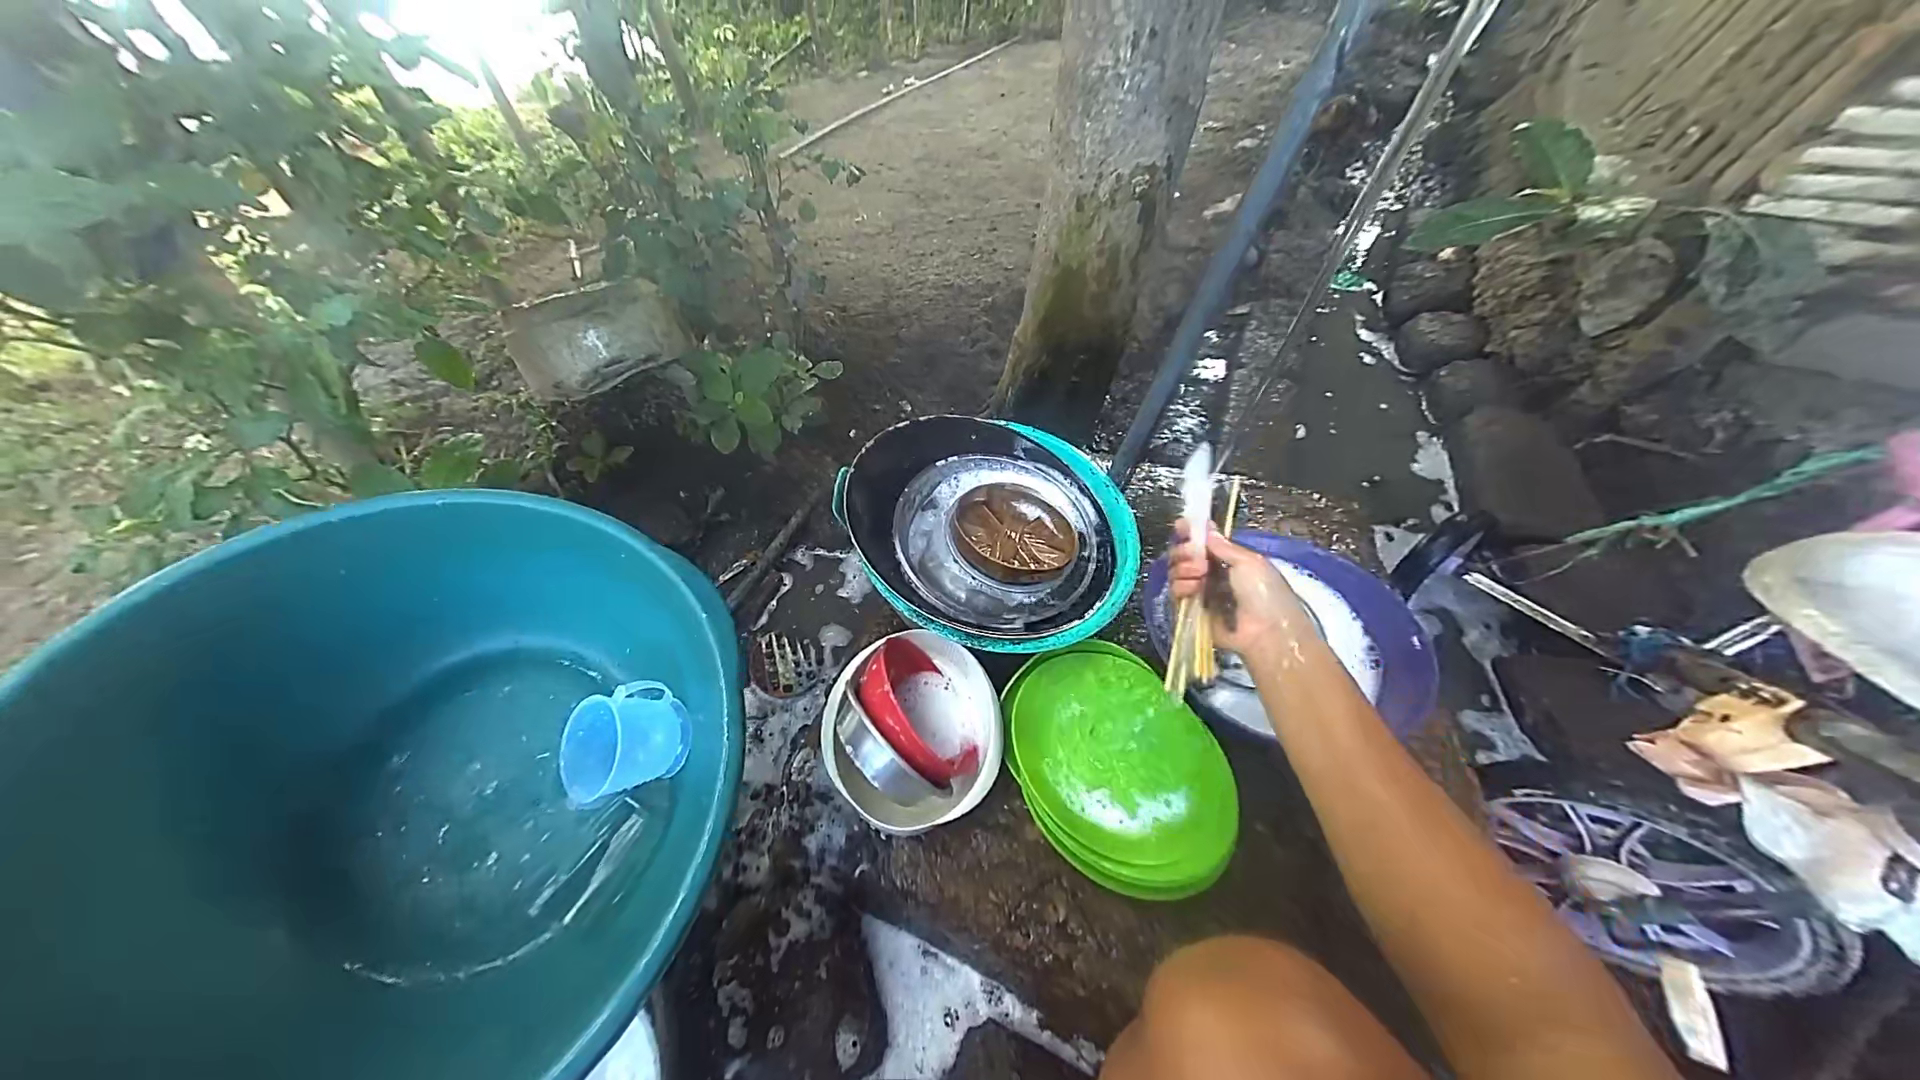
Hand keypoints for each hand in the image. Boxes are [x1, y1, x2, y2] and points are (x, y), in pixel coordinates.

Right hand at [1168, 523, 1315, 663]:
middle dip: (1185, 551)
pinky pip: (1175, 593)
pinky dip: (1181, 586)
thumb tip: (1207, 529)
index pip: (1202, 542)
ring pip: (1175, 572)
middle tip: (1198, 559)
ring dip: (1183, 568)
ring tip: (1200, 575)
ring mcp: (1199, 592)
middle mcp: (1209, 574)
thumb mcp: (1250, 562)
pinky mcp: (1190, 611)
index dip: (1189, 532)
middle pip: (1182, 555)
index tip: (1182, 526)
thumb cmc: (1265, 594)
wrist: (1266, 631)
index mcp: (1226, 560)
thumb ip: (1224, 545)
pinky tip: (1194, 588)